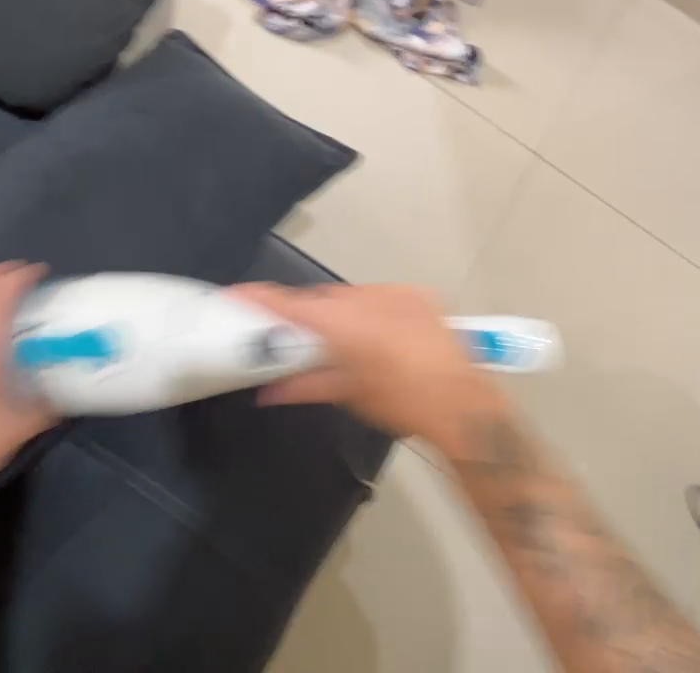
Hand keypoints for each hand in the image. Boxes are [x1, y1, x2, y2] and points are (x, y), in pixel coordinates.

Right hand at [232, 283, 508, 455]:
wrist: (465, 406)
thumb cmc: (402, 404)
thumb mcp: (349, 395)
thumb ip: (304, 384)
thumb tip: (268, 389)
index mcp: (345, 325)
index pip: (292, 305)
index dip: (260, 298)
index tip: (235, 296)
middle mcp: (367, 300)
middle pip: (321, 300)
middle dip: (305, 315)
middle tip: (292, 336)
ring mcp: (395, 294)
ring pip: (350, 298)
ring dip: (338, 314)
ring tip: (338, 340)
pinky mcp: (417, 295)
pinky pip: (378, 297)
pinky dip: (368, 311)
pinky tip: (374, 334)